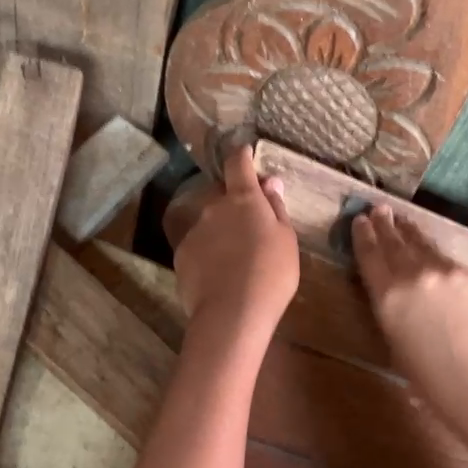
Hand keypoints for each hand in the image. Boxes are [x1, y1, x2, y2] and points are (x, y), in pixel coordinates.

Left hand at [170, 146, 299, 334]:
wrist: (232, 314)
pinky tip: (220, 274)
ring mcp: (194, 232)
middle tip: (250, 223)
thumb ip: (276, 208)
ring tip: (236, 256)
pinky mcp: (181, 256)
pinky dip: (209, 253)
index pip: (238, 164)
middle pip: (221, 195)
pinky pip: (198, 246)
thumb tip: (270, 183)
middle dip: (233, 201)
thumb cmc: (271, 273)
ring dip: (220, 229)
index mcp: (242, 199)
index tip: (246, 153)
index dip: (242, 156)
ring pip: (208, 222)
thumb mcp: (286, 240)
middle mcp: (213, 208)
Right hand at [352, 206, 467, 410]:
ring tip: (400, 219)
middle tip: (377, 209)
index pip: (370, 255)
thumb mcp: (393, 338)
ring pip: (421, 243)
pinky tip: (430, 249)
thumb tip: (394, 288)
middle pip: (394, 242)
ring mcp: (444, 271)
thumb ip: (390, 306)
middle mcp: (413, 275)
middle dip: (383, 224)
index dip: (363, 235)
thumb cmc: (426, 376)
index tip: (359, 220)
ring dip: (408, 230)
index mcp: (387, 295)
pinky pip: (446, 258)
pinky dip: (433, 251)